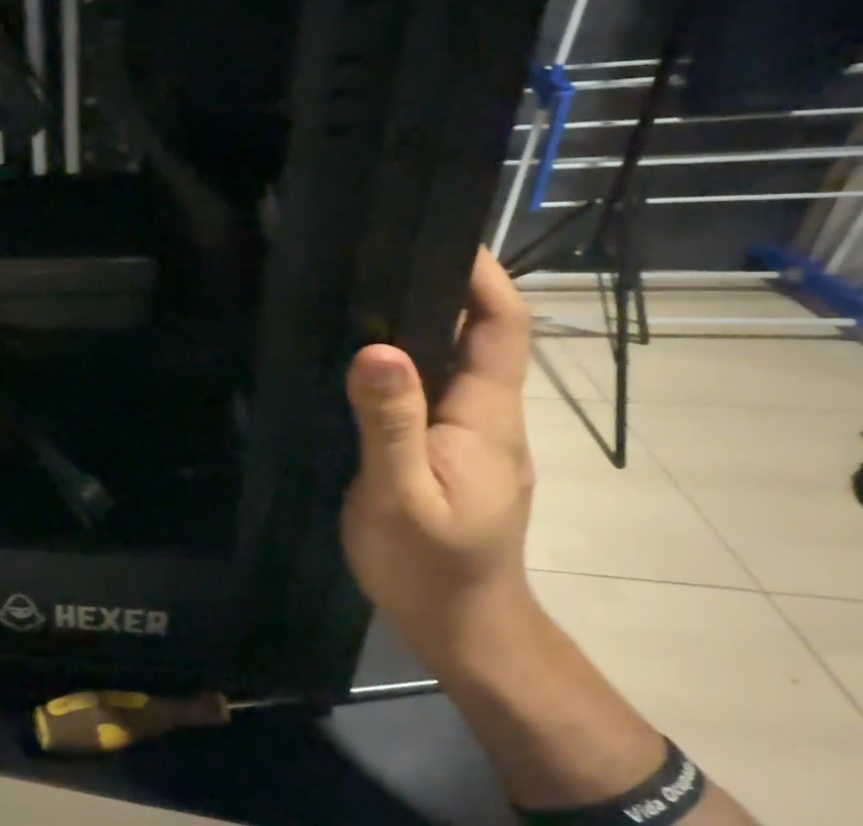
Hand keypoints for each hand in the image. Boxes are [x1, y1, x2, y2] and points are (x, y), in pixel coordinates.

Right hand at [341, 247, 537, 664]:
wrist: (462, 628)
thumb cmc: (431, 564)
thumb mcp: (400, 495)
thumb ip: (390, 423)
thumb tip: (376, 347)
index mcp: (486, 417)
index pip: (503, 327)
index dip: (483, 276)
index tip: (439, 233)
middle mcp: (489, 417)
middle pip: (481, 336)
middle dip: (442, 288)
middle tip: (377, 255)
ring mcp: (474, 438)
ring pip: (455, 364)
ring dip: (422, 324)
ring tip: (360, 295)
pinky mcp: (453, 455)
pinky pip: (436, 392)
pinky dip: (408, 363)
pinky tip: (364, 364)